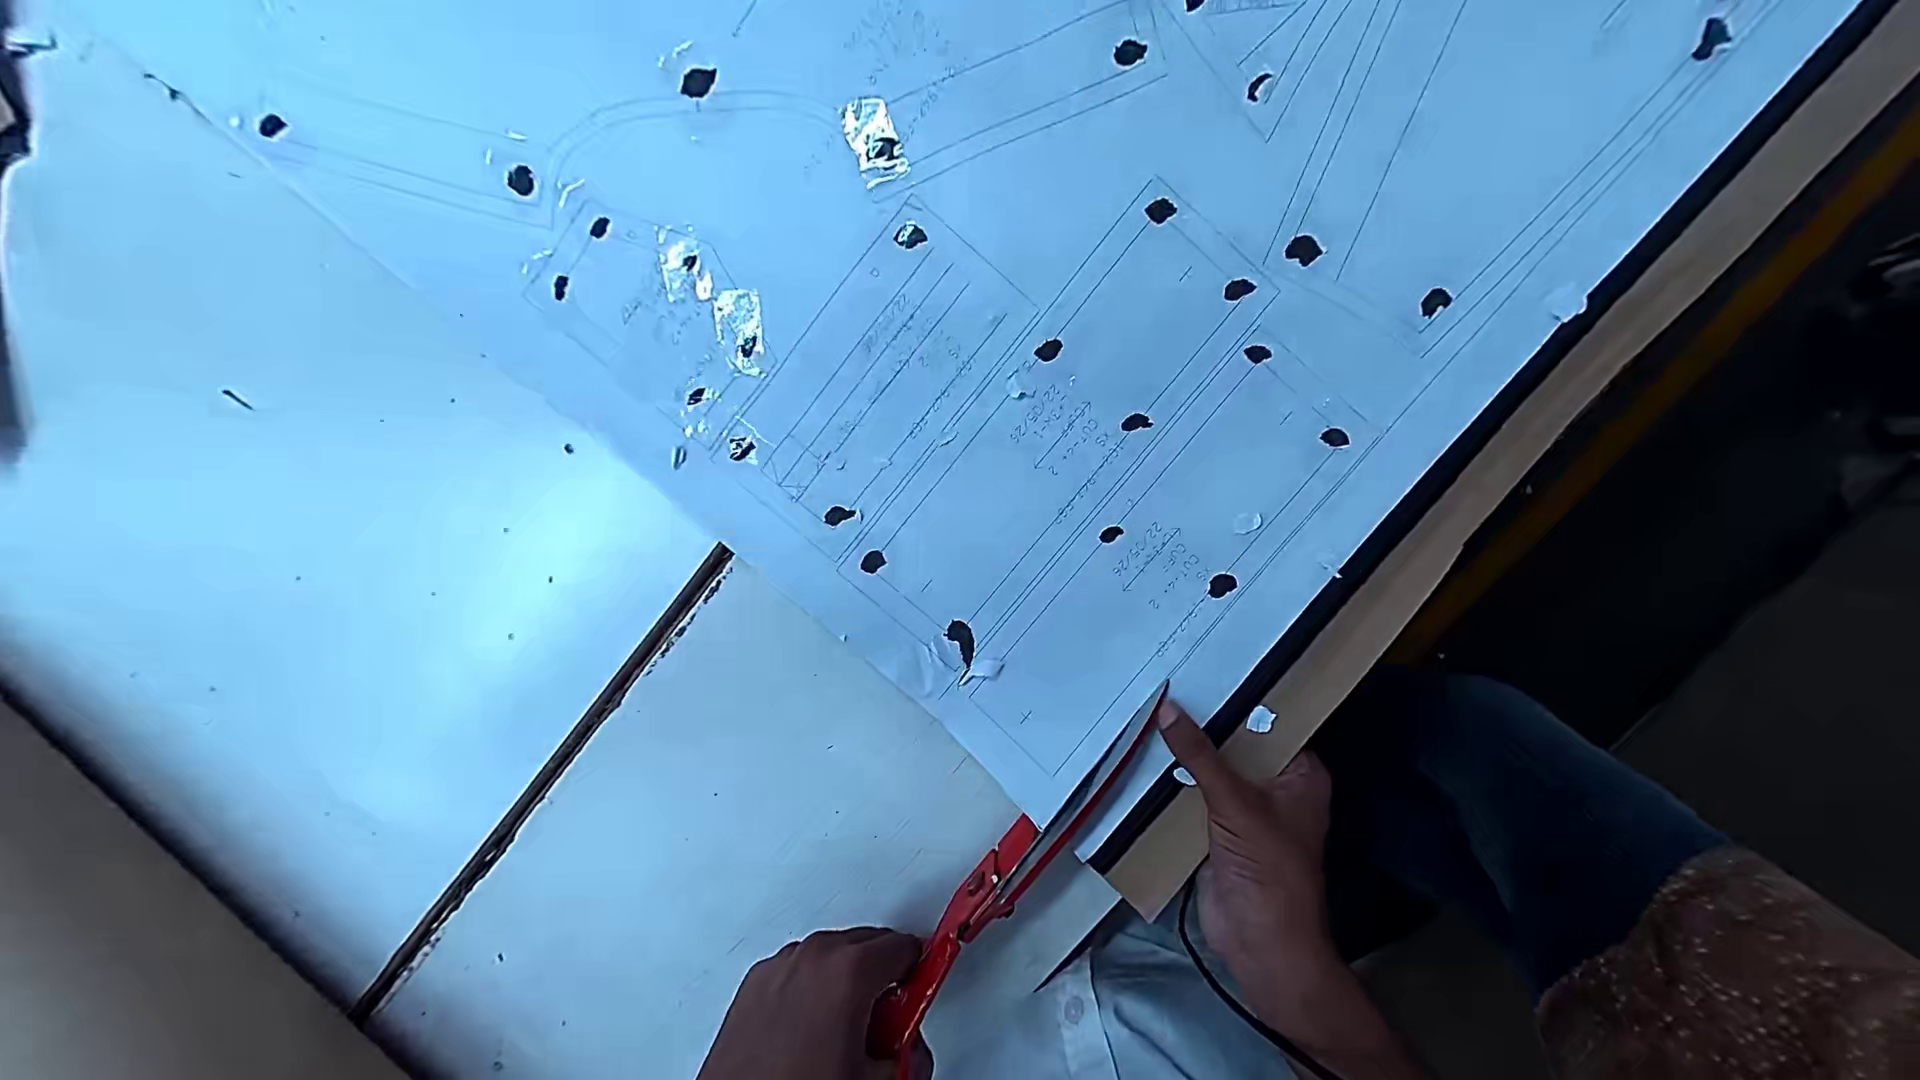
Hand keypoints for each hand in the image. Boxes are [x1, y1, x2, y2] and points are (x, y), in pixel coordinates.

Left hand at [697, 928, 933, 1079]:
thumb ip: (908, 1052)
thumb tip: (910, 1048)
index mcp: (849, 971)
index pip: (904, 947)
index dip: (919, 969)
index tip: (922, 983)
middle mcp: (814, 956)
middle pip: (868, 944)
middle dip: (883, 977)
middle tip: (886, 1024)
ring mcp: (781, 965)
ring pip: (832, 954)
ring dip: (845, 980)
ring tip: (843, 1034)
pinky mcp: (755, 982)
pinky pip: (798, 969)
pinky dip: (810, 987)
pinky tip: (810, 1031)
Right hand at [1157, 698, 1424, 1078]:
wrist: (1260, 946)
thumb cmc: (1269, 872)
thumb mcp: (1235, 803)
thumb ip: (1200, 754)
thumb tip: (1167, 706)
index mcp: (1298, 771)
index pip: (1268, 718)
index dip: (1237, 693)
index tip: (1201, 663)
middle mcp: (1273, 781)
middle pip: (1234, 739)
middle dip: (1202, 717)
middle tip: (1166, 678)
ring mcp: (1243, 803)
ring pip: (1210, 763)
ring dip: (1183, 746)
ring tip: (1149, 705)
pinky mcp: (1216, 822)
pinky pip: (1193, 787)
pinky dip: (1172, 774)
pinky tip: (1145, 749)